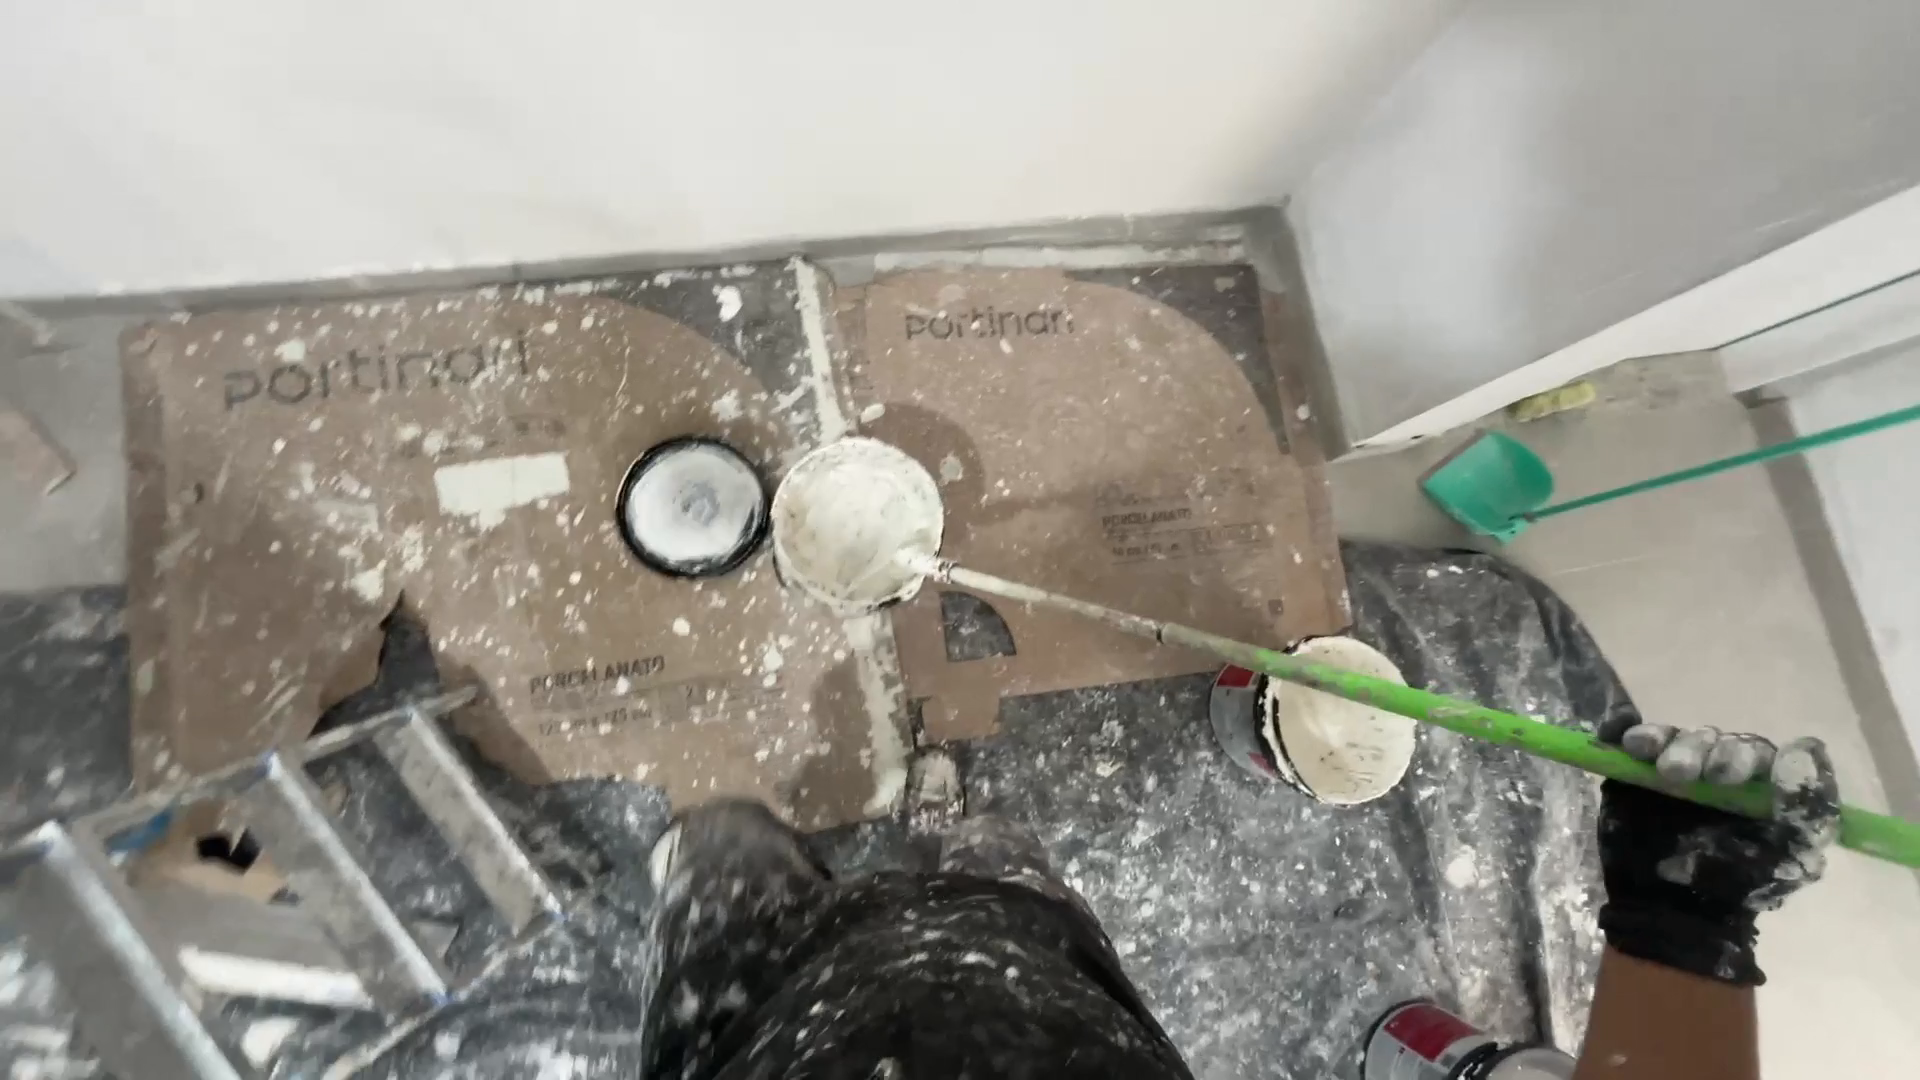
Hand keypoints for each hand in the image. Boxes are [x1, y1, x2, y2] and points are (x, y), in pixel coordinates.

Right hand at [1592, 721, 1839, 984]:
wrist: (1667, 906)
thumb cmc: (1733, 885)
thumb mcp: (1790, 852)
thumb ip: (1805, 806)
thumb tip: (1804, 748)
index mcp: (1758, 790)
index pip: (1756, 752)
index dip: (1742, 756)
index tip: (1724, 779)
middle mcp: (1715, 773)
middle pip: (1710, 738)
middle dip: (1696, 750)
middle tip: (1678, 775)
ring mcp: (1668, 769)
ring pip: (1668, 734)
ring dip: (1658, 739)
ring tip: (1647, 760)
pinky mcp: (1627, 771)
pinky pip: (1623, 735)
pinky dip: (1620, 727)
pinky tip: (1621, 739)